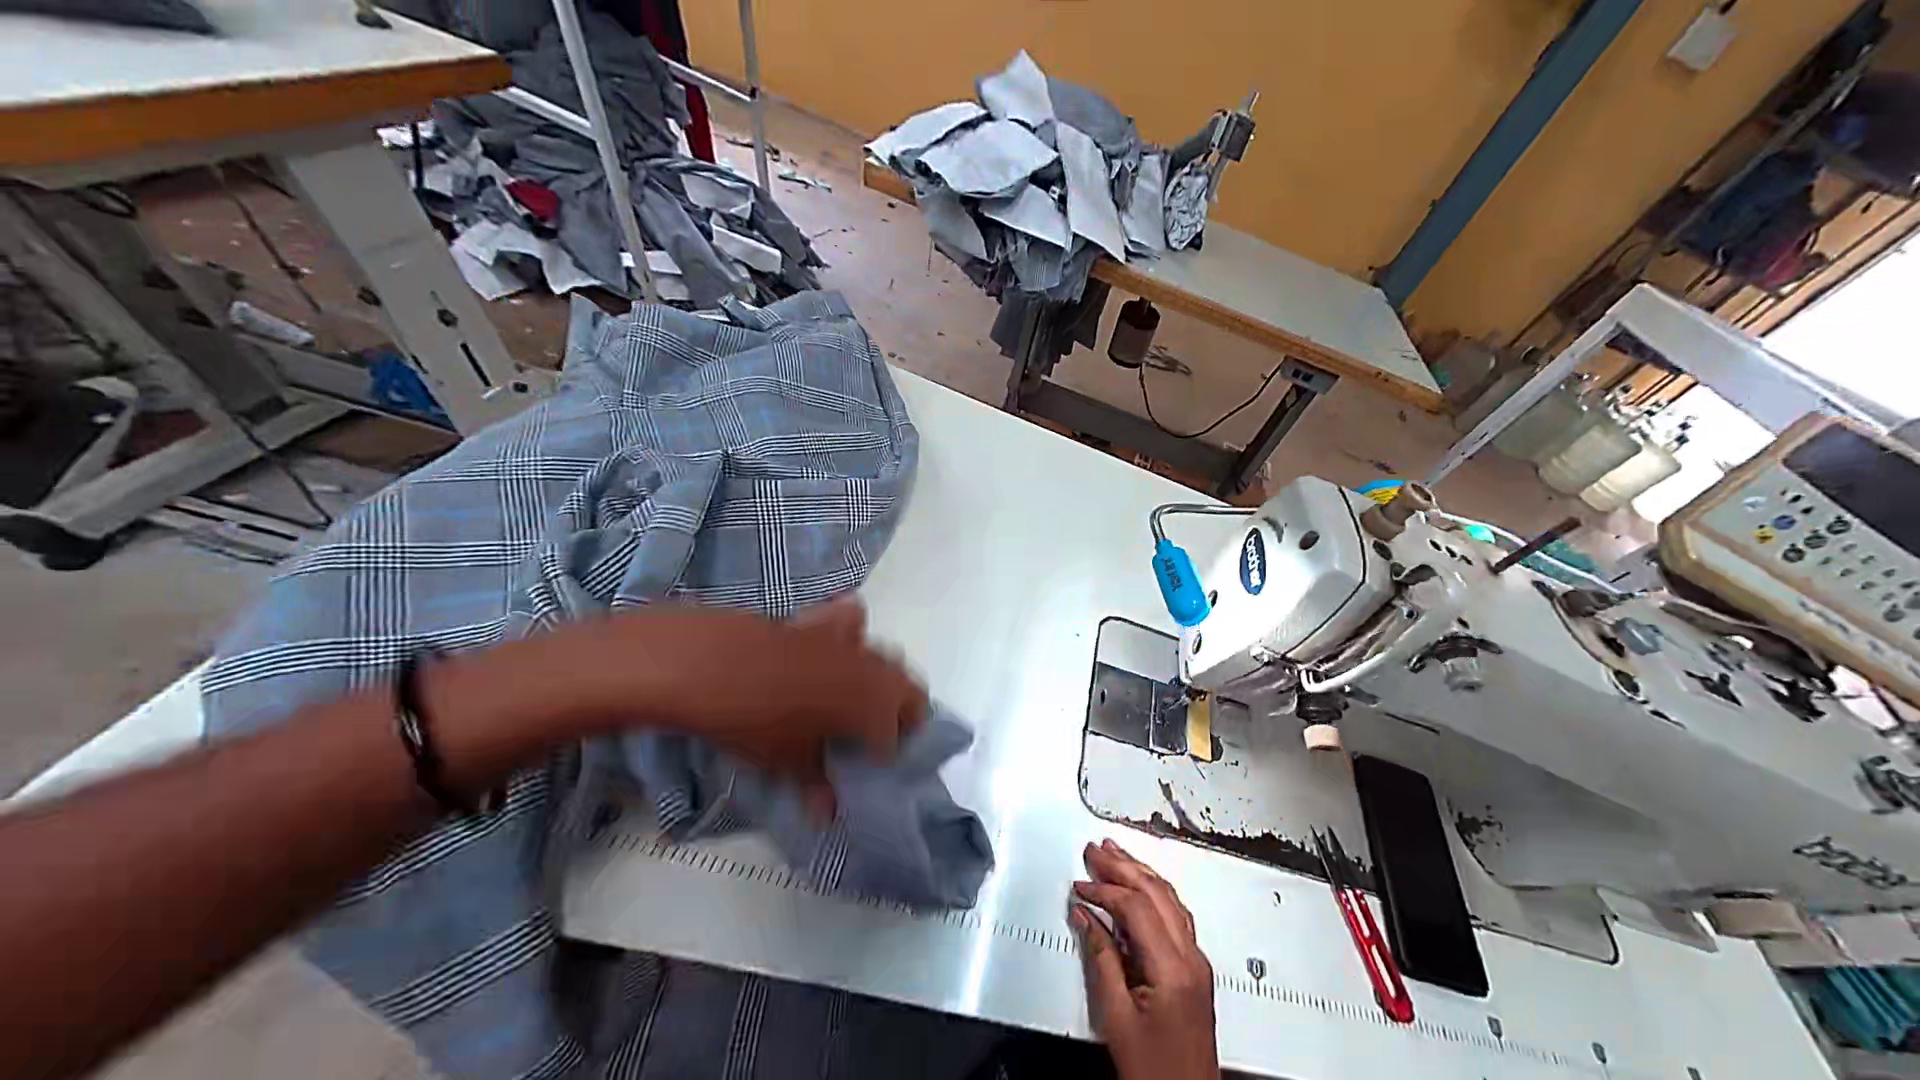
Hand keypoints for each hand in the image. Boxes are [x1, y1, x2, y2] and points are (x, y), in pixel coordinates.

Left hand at [428, 598, 926, 806]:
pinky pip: (848, 628)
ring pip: (880, 657)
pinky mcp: (813, 619)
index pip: (904, 731)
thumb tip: (827, 812)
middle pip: (906, 688)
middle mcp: (867, 665)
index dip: (893, 753)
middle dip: (897, 714)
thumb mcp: (784, 761)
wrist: (696, 662)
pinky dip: (846, 644)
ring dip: (876, 681)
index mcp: (871, 703)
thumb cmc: (750, 721)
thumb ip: (816, 785)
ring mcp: (842, 637)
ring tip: (846, 704)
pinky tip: (817, 661)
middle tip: (867, 739)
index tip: (872, 769)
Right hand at [1069, 840, 1217, 1079]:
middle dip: (1123, 867)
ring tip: (1115, 854)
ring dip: (1140, 872)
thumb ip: (1101, 958)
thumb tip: (1086, 917)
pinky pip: (1175, 914)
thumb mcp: (1116, 1016)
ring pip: (1169, 899)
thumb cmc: (1155, 1071)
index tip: (1080, 886)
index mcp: (1174, 969)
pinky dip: (1152, 892)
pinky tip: (1139, 885)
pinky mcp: (1194, 968)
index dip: (1105, 890)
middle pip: (1156, 894)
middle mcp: (1192, 959)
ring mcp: (1197, 962)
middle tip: (1095, 851)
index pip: (1138, 907)